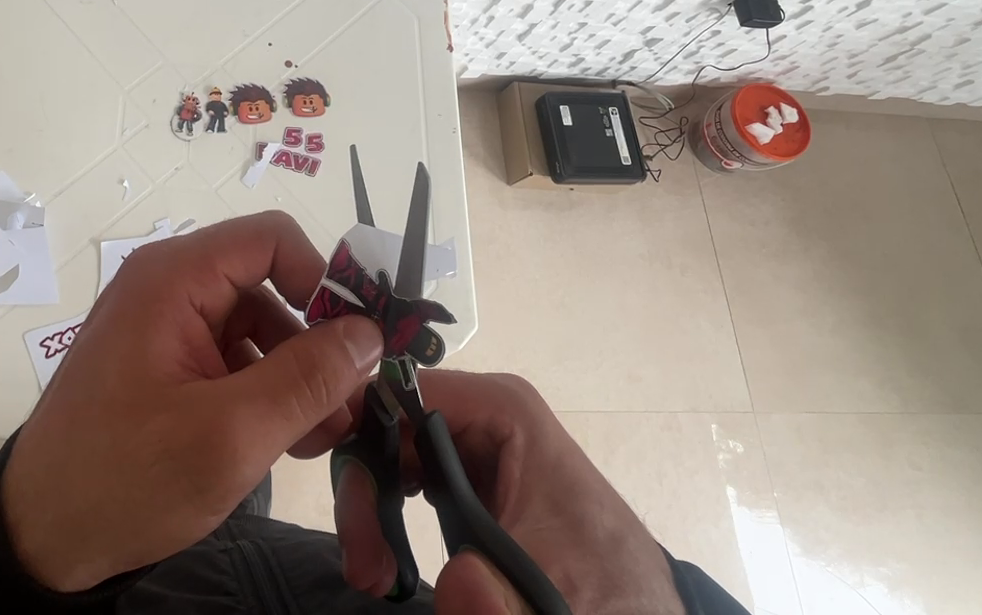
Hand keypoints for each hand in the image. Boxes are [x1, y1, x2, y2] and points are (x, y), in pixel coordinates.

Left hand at [1, 211, 385, 591]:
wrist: (39, 539)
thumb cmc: (126, 478)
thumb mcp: (230, 434)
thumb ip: (307, 378)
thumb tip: (369, 333)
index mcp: (174, 278)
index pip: (271, 238)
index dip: (320, 279)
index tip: (350, 341)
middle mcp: (170, 287)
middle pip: (268, 287)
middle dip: (313, 345)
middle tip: (347, 408)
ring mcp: (167, 326)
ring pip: (258, 327)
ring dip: (296, 377)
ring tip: (320, 437)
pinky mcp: (167, 363)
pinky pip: (233, 358)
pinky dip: (266, 393)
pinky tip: (287, 440)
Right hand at [334, 370, 680, 613]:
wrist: (636, 610)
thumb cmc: (605, 588)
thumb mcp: (554, 595)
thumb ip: (504, 602)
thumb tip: (456, 579)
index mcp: (501, 408)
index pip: (401, 389)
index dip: (360, 430)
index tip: (345, 500)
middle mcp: (481, 408)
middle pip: (388, 422)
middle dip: (366, 489)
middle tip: (363, 564)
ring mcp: (471, 435)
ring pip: (389, 449)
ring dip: (371, 508)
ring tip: (374, 575)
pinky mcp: (465, 467)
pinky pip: (405, 473)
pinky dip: (387, 513)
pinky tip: (389, 561)